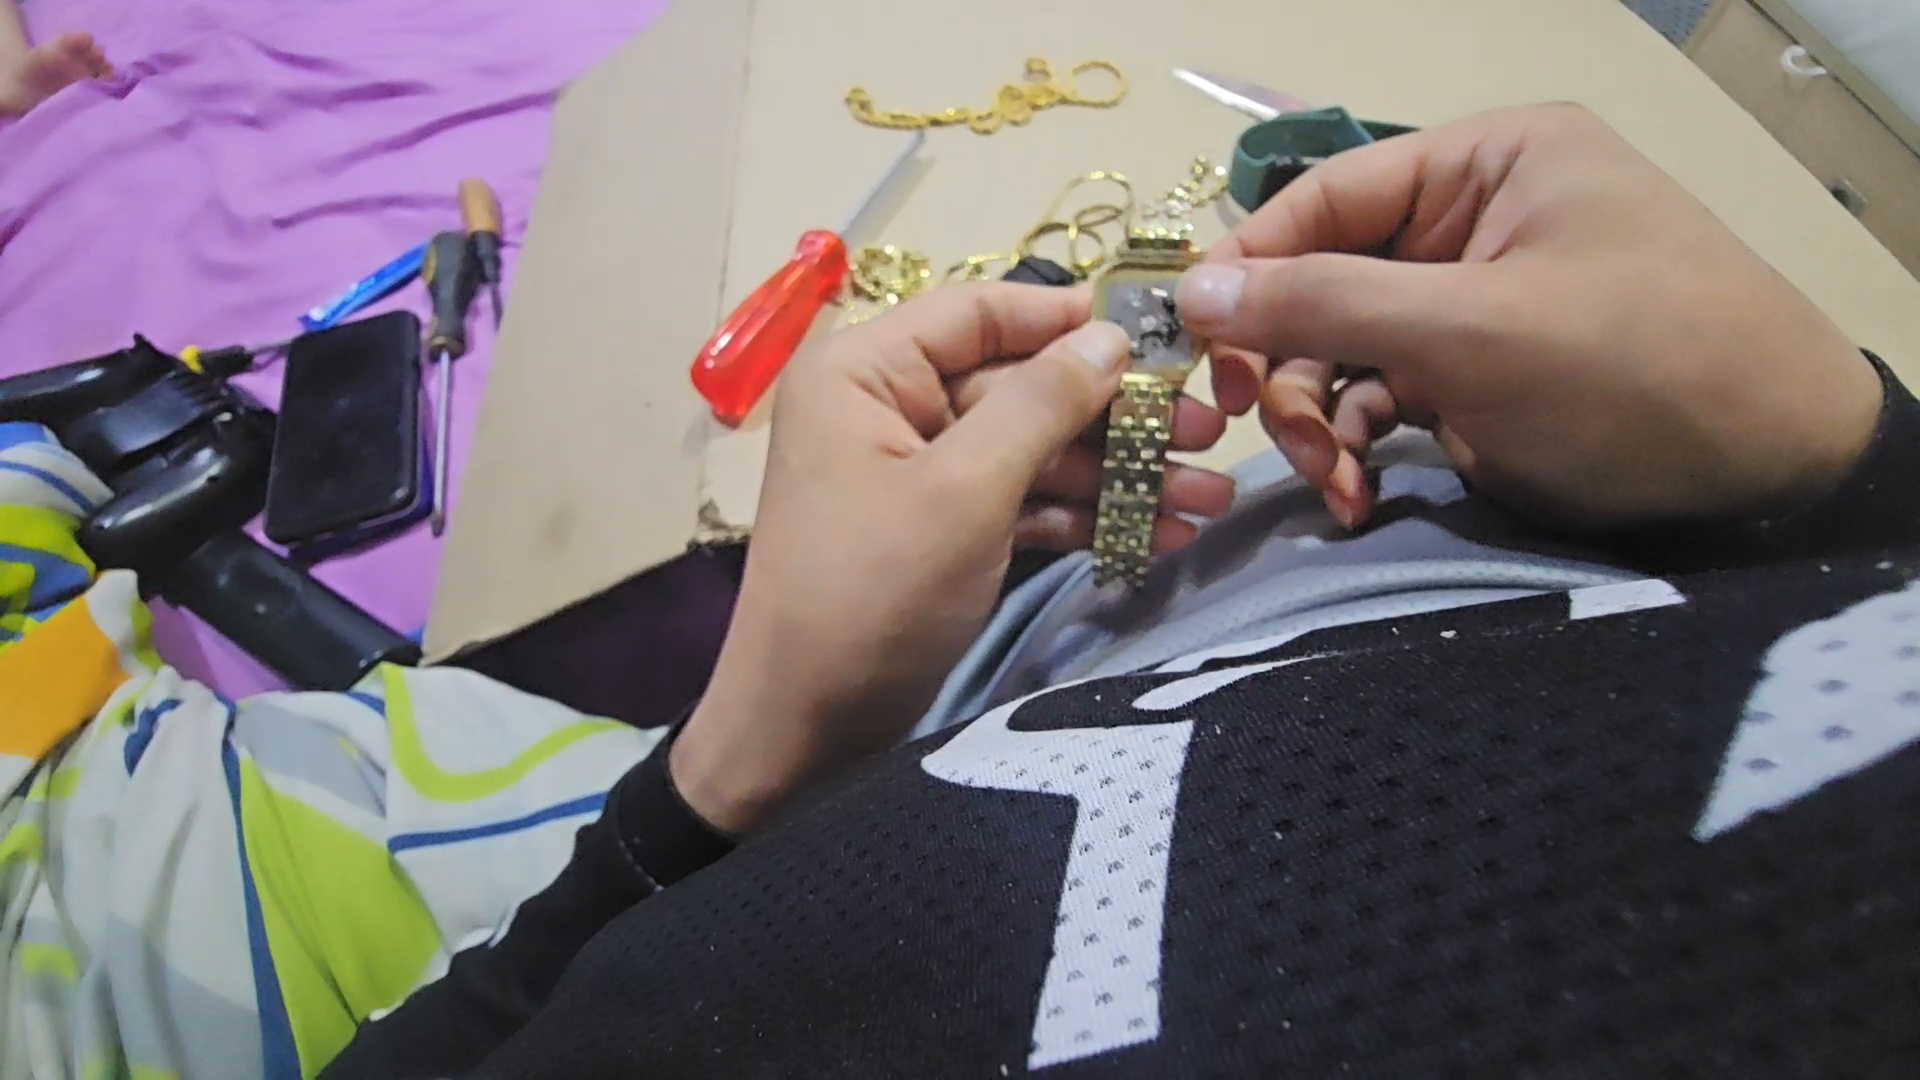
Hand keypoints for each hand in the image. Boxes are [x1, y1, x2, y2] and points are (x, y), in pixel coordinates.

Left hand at [672, 284, 1233, 832]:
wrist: (810, 726)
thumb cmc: (874, 592)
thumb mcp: (963, 489)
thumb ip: (1040, 404)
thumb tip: (1109, 338)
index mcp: (866, 371)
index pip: (979, 314)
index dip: (1068, 318)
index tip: (1156, 330)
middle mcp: (891, 409)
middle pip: (1018, 388)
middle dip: (1113, 417)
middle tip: (1206, 431)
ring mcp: (921, 474)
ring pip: (1031, 453)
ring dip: (1115, 477)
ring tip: (1207, 497)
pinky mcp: (946, 530)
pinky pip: (1021, 504)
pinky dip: (1082, 519)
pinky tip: (1157, 535)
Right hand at [1176, 103, 1882, 530]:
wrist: (1749, 486)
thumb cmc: (1627, 372)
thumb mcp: (1467, 329)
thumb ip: (1321, 303)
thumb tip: (1192, 293)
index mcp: (1477, 169)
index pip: (1319, 201)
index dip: (1247, 267)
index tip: (1192, 338)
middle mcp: (1451, 231)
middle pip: (1310, 289)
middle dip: (1283, 369)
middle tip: (1253, 423)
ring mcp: (1443, 310)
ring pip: (1323, 358)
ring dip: (1310, 425)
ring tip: (1335, 478)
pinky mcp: (1442, 378)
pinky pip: (1357, 404)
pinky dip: (1344, 450)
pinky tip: (1355, 494)